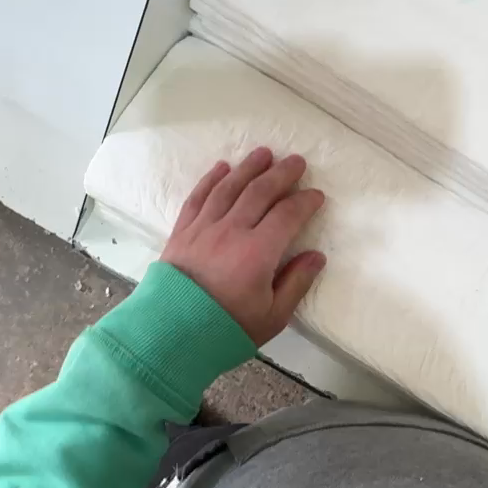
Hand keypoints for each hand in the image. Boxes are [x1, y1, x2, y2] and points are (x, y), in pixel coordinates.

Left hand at [161, 147, 327, 344]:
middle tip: (297, 161)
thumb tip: (316, 256)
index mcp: (258, 252)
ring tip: (264, 153)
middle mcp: (232, 231)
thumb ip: (296, 283)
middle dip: (281, 174)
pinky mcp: (182, 232)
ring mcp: (204, 228)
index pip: (288, 215)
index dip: (305, 201)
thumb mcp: (272, 316)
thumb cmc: (227, 329)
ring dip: (249, 167)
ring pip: (229, 187)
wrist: (171, 334)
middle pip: (260, 192)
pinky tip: (222, 167)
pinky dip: (211, 179)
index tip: (317, 195)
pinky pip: (198, 197)